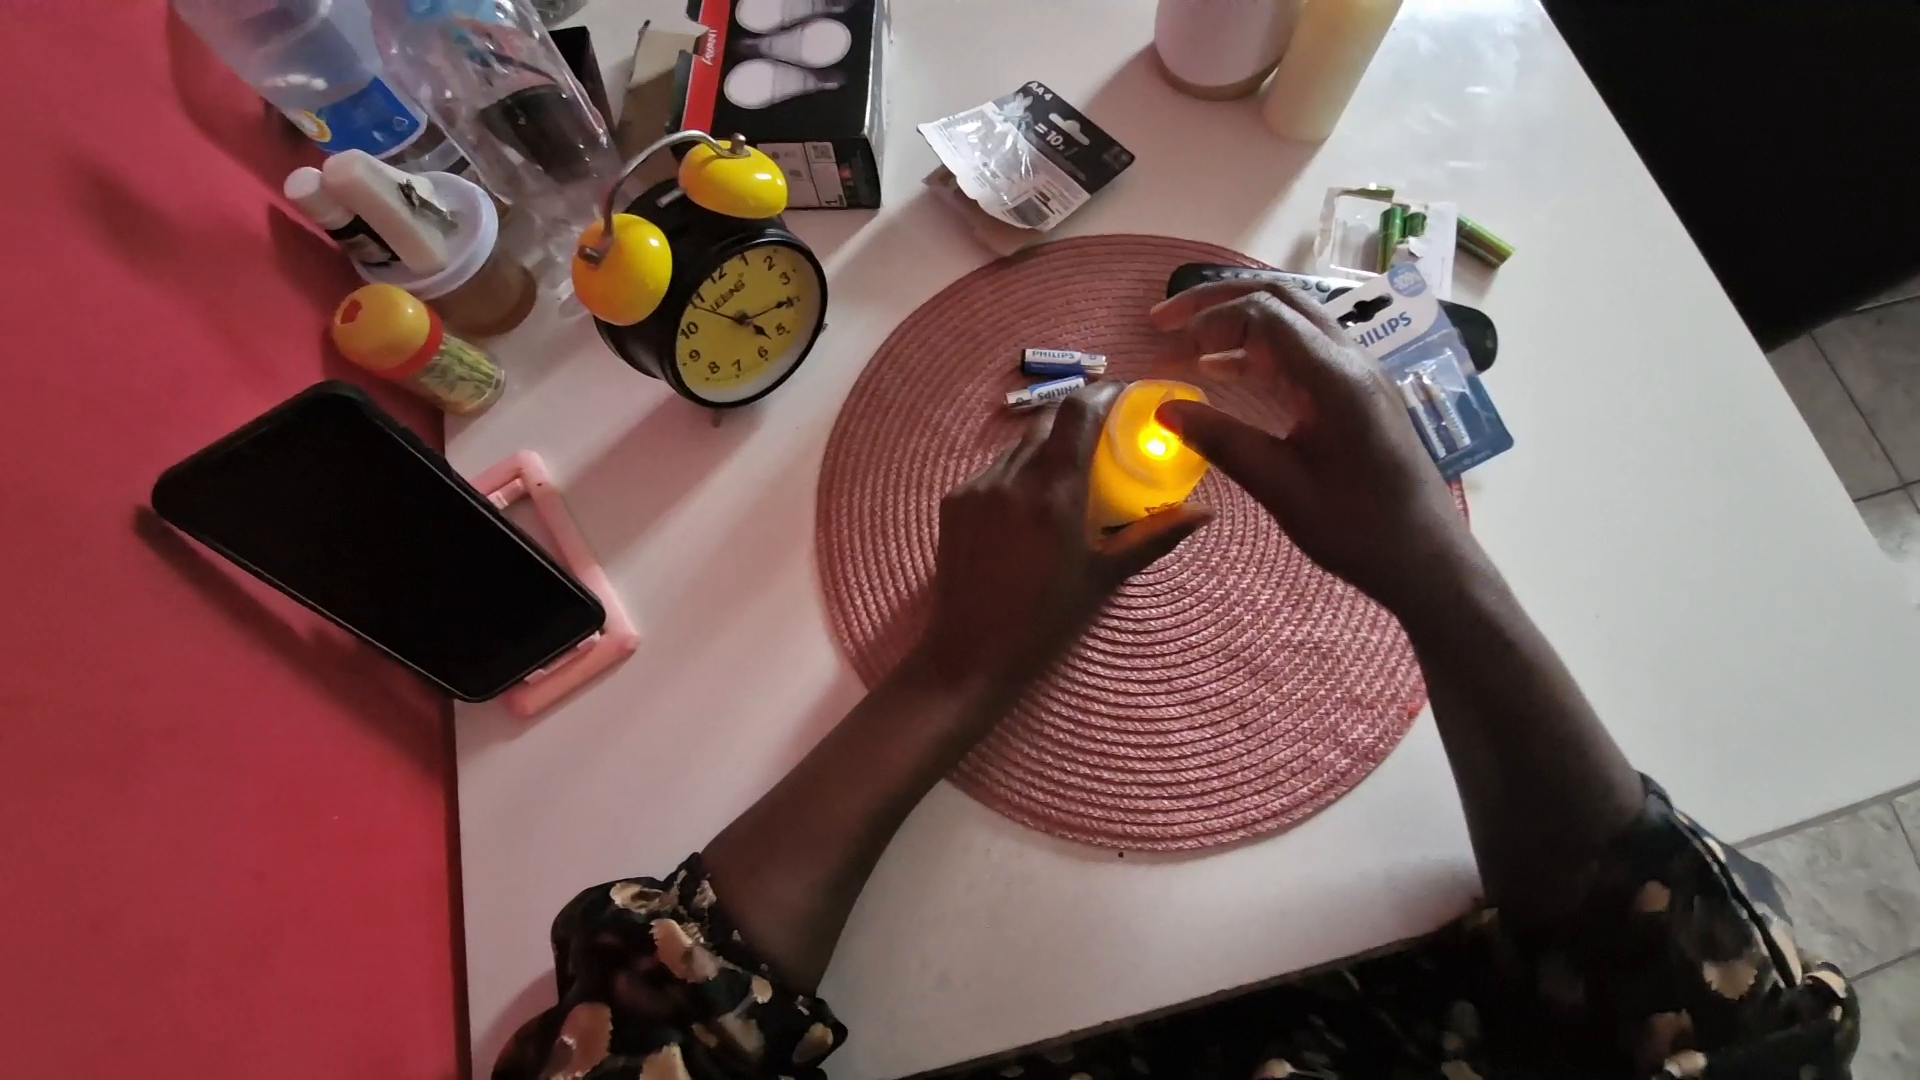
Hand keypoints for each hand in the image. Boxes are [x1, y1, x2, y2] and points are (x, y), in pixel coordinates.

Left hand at [915, 383, 1211, 688]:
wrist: (969, 654)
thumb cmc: (1045, 622)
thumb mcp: (1104, 579)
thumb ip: (1153, 538)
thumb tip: (1203, 513)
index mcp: (1053, 492)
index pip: (1077, 413)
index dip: (1103, 392)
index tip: (1124, 393)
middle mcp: (1010, 478)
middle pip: (1046, 423)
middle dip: (1076, 419)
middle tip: (1102, 436)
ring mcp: (975, 487)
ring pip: (1016, 447)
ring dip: (1044, 450)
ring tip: (1065, 478)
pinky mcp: (952, 502)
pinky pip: (991, 471)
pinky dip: (1015, 475)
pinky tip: (1026, 507)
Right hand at [1149, 281, 1475, 613]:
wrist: (1428, 561)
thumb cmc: (1361, 531)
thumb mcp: (1283, 489)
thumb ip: (1224, 442)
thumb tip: (1164, 410)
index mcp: (1337, 380)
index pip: (1266, 315)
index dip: (1209, 322)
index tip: (1166, 349)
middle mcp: (1351, 362)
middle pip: (1280, 299)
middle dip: (1216, 301)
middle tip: (1162, 321)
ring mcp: (1355, 376)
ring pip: (1290, 322)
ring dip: (1234, 322)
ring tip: (1182, 342)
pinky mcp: (1352, 395)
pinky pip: (1298, 354)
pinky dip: (1253, 352)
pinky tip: (1220, 372)